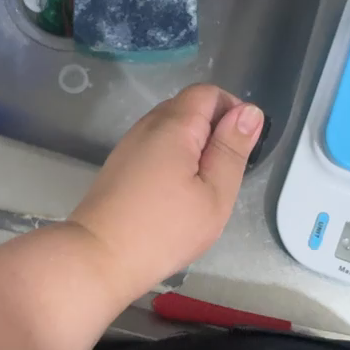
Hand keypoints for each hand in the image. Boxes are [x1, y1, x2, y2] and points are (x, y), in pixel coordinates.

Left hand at [67, 84, 262, 294]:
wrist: (100, 257)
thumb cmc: (165, 230)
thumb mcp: (214, 194)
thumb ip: (232, 150)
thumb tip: (249, 112)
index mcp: (175, 125)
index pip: (208, 92)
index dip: (232, 111)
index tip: (241, 148)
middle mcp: (148, 125)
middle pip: (188, 107)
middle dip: (213, 130)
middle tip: (223, 172)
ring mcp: (129, 144)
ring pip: (170, 129)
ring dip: (192, 147)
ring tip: (201, 187)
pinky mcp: (119, 165)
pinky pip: (154, 147)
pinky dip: (173, 159)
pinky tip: (175, 194)